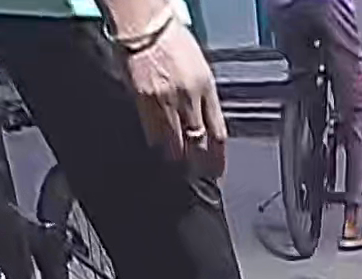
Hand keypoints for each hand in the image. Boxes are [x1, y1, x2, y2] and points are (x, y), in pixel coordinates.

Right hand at [123, 20, 227, 176]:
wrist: (143, 21)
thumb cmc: (171, 39)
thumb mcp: (200, 69)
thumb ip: (205, 100)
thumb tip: (207, 127)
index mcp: (206, 88)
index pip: (218, 133)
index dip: (218, 156)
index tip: (218, 169)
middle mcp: (188, 97)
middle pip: (198, 144)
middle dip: (200, 164)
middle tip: (200, 174)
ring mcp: (166, 101)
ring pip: (176, 145)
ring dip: (180, 160)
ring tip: (181, 168)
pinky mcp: (144, 101)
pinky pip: (153, 135)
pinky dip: (159, 146)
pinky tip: (161, 150)